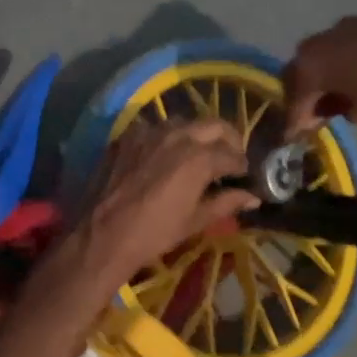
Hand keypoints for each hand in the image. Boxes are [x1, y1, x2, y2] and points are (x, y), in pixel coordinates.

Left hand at [69, 120, 260, 286]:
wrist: (103, 234)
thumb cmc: (154, 233)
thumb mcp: (195, 221)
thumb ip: (226, 202)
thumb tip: (253, 196)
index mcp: (199, 157)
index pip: (233, 155)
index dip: (243, 167)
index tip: (244, 177)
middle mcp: (177, 135)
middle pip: (214, 126)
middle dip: (228, 140)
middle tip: (229, 159)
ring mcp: (149, 132)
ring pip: (184, 123)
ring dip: (198, 135)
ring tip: (198, 155)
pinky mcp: (127, 136)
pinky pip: (155, 129)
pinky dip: (167, 138)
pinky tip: (164, 156)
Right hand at [281, 1, 356, 137]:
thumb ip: (336, 113)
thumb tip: (327, 108)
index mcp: (305, 71)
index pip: (292, 106)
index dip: (293, 126)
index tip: (292, 139)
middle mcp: (309, 48)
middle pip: (295, 79)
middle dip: (300, 99)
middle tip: (310, 117)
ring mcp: (329, 32)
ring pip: (313, 61)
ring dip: (317, 80)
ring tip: (330, 96)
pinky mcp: (350, 22)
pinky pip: (332, 50)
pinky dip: (334, 65)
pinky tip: (348, 75)